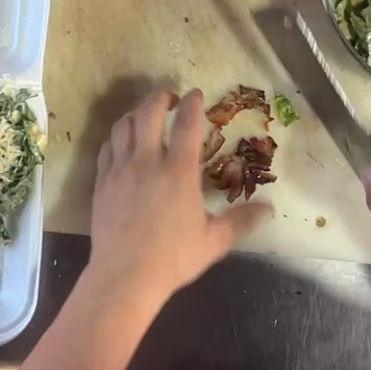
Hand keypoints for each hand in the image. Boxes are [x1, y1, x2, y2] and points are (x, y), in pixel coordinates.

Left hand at [87, 89, 270, 306]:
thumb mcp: (214, 241)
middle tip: (169, 94)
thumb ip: (241, 221)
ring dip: (135, 112)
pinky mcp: (102, 182)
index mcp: (179, 172)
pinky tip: (121, 140)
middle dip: (159, 97)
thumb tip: (269, 210)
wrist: (124, 275)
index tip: (196, 94)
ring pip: (123, 126)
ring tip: (144, 112)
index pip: (187, 124)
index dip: (193, 104)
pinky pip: (106, 147)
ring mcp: (120, 170)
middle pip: (149, 113)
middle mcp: (147, 162)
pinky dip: (116, 136)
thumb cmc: (173, 258)